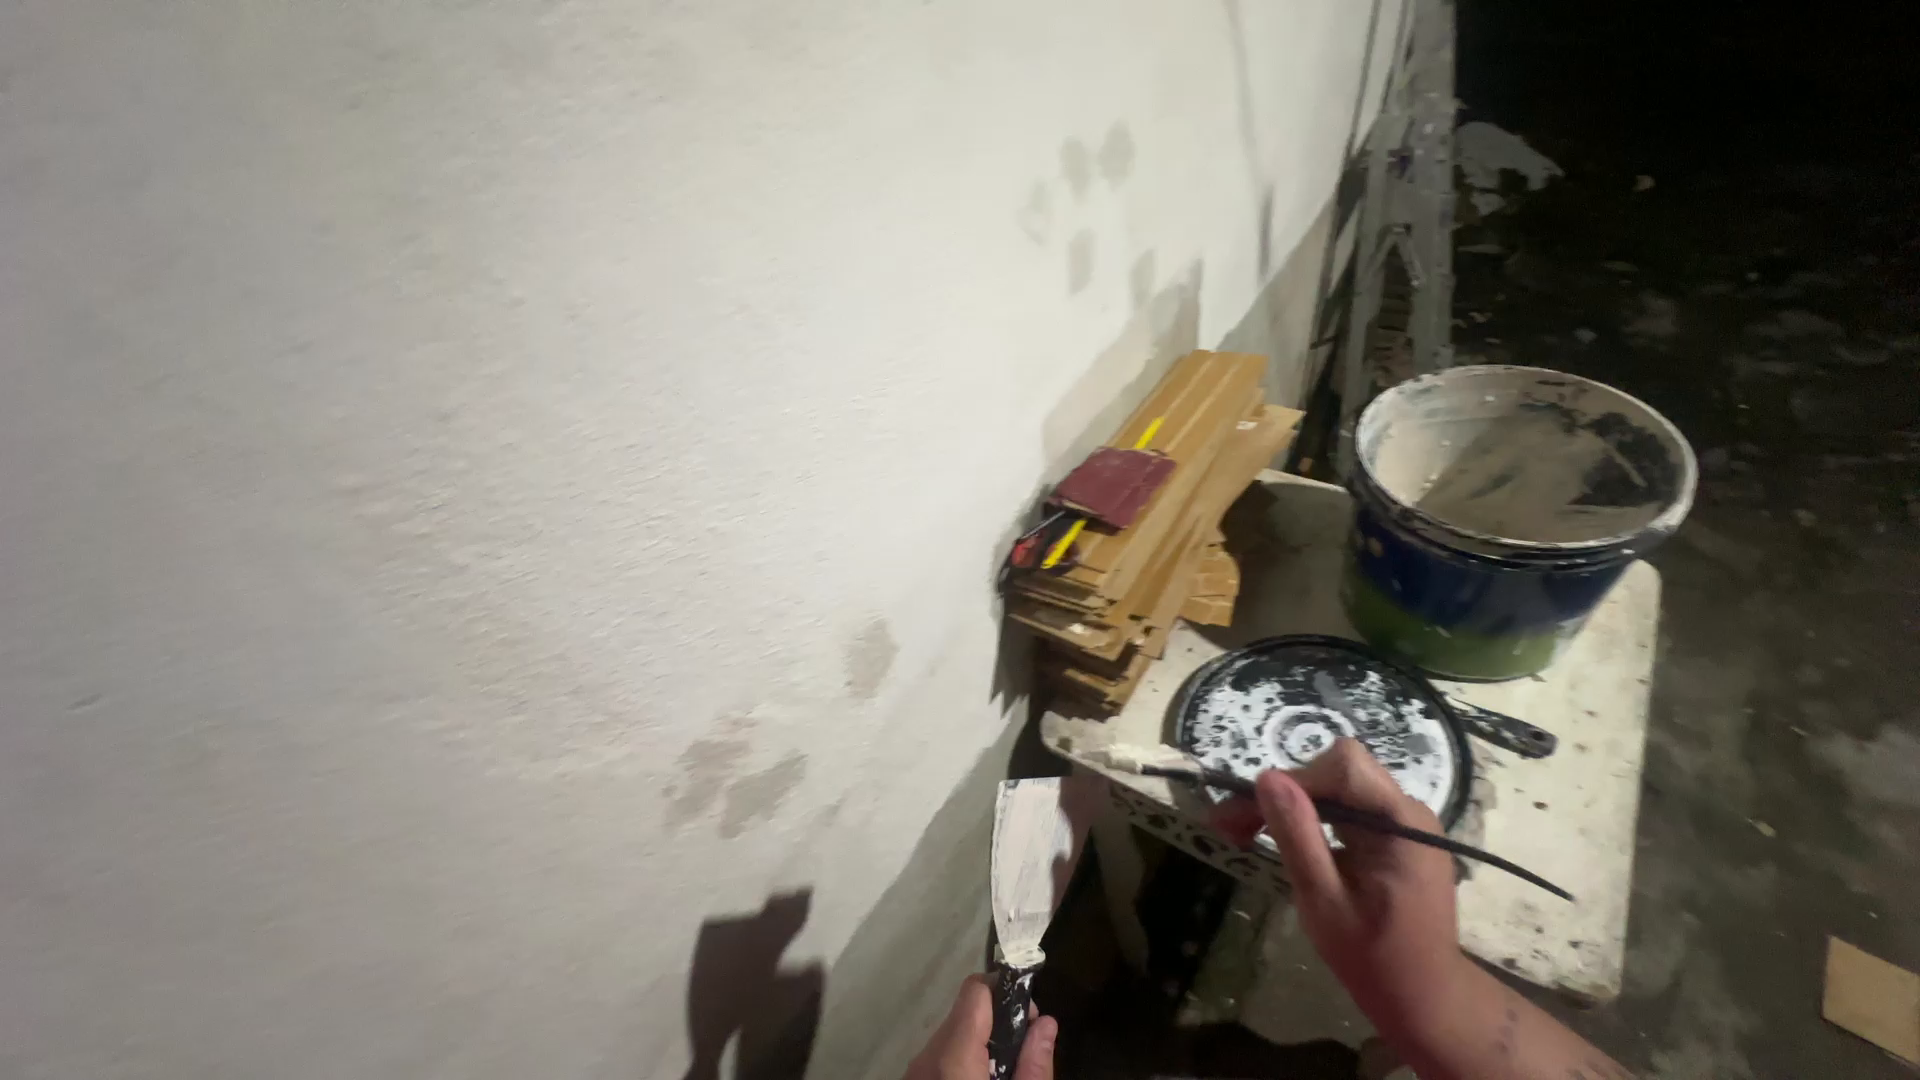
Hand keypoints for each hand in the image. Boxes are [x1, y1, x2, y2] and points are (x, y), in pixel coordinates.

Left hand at [902, 975, 1055, 1079]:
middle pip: (965, 1011)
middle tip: (1023, 1048)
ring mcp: (914, 1070)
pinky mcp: (913, 1079)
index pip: (975, 989)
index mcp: (953, 1056)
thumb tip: (1046, 1022)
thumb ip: (1033, 1065)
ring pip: (952, 1034)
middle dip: (997, 1021)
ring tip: (1003, 1071)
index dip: (1005, 991)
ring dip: (979, 1042)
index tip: (1028, 1014)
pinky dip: (960, 1059)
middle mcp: (927, 1056)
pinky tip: (978, 1079)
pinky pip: (938, 1056)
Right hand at [1212, 738, 1466, 1031]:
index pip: (1342, 767)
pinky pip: (1340, 806)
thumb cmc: (1374, 958)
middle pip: (1333, 772)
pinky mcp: (1388, 833)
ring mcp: (1399, 821)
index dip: (1291, 780)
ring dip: (1286, 804)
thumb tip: (1266, 776)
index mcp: (1402, 823)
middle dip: (1279, 792)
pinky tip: (1277, 837)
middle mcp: (1406, 810)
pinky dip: (1304, 816)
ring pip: (1331, 786)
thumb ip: (1297, 835)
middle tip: (1229, 825)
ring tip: (1242, 831)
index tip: (1245, 812)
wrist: (1423, 1000)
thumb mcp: (1324, 900)